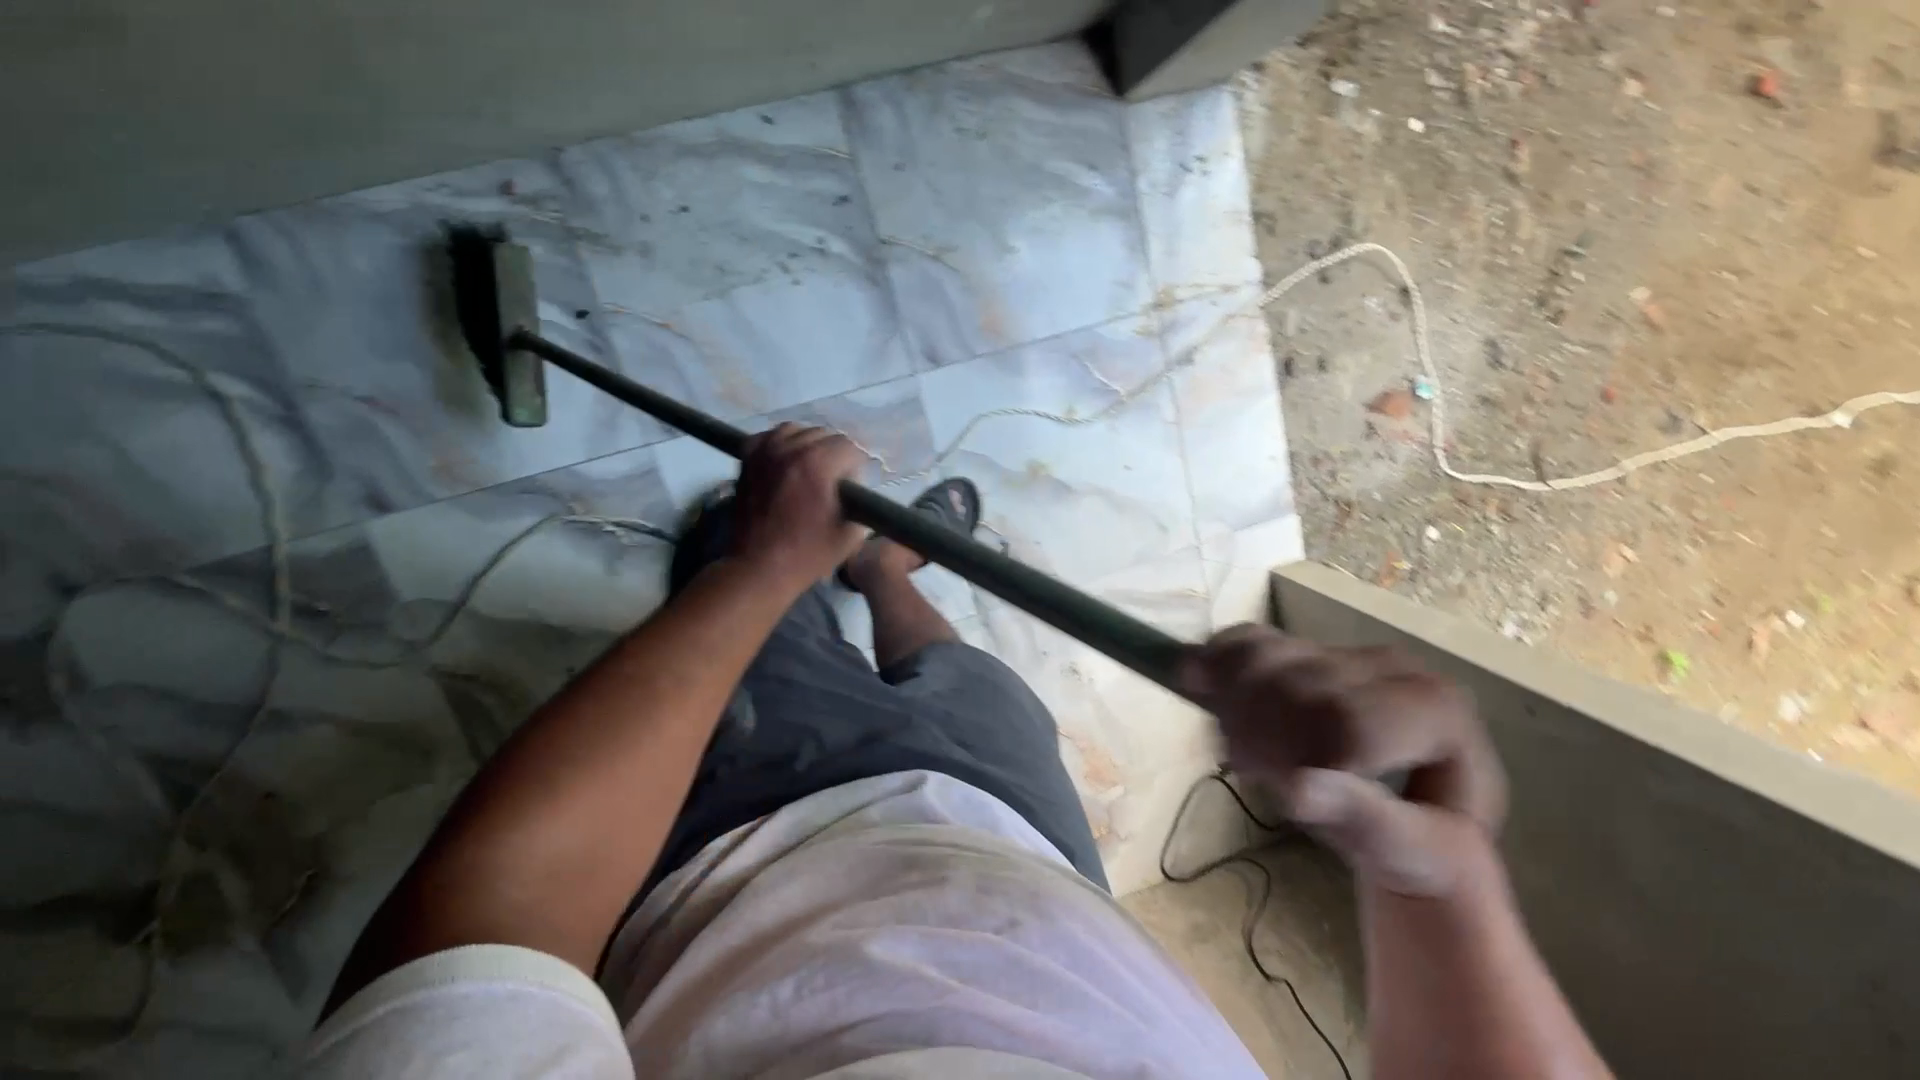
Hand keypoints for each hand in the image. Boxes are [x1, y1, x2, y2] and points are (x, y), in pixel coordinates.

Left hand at [731, 423, 870, 588]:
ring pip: (797, 429)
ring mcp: (765, 452)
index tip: (855, 484)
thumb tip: (856, 485)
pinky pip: (769, 436)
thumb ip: (861, 502)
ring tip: (812, 466)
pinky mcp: (748, 460)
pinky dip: (781, 443)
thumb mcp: (850, 534)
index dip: (859, 464)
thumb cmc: (808, 555)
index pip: (851, 446)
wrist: (759, 567)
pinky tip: (786, 460)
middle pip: (825, 434)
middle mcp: (791, 449)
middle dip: (837, 453)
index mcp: (818, 465)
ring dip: (809, 444)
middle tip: (836, 479)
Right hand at [1179, 624, 1506, 898]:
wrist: (1422, 827)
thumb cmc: (1427, 849)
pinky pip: (1248, 641)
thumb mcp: (1412, 853)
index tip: (1284, 799)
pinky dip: (1214, 661)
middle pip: (1297, 687)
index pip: (1347, 721)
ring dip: (1233, 707)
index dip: (1300, 762)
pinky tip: (1195, 683)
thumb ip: (1364, 820)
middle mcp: (1393, 666)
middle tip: (1258, 781)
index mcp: (1435, 709)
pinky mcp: (1311, 651)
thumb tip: (1298, 786)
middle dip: (1262, 740)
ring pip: (1265, 656)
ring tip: (1243, 752)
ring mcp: (1347, 653)